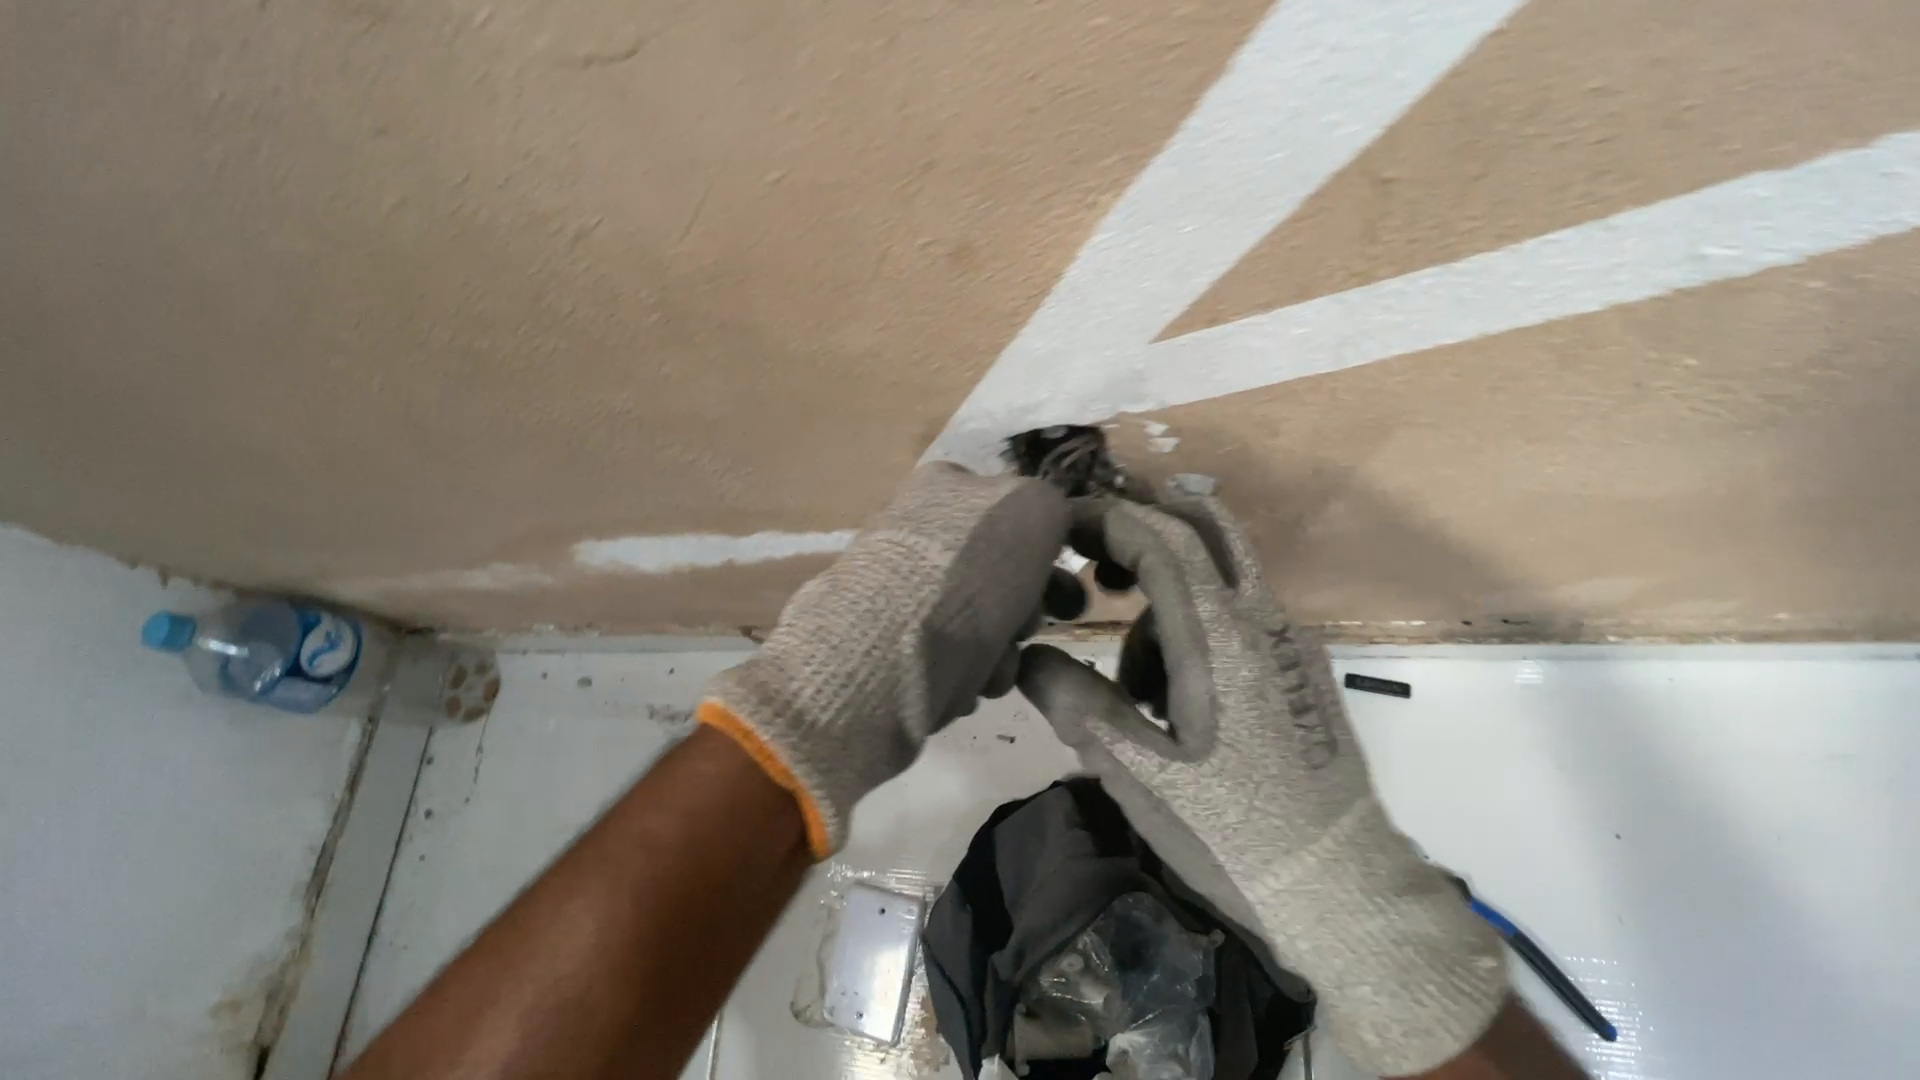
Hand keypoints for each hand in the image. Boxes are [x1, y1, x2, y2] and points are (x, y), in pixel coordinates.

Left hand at [702, 462, 1068, 857]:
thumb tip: (1041, 526)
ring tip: (991, 673)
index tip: (1057, 594)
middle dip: (1020, 613)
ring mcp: (892, 588)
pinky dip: (960, 676)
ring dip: (998, 652)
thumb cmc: (967, 573)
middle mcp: (912, 532)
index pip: (1009, 516)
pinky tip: (959, 688)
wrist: (883, 656)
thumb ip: (1047, 508)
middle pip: (995, 578)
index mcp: (938, 487)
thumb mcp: (1035, 509)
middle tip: (1024, 634)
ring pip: (975, 624)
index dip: (1040, 557)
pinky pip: (943, 658)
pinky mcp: (879, 642)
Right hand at [1017, 494, 1506, 1077]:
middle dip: (1143, 521)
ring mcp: (1286, 640)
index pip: (1160, 541)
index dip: (1105, 520)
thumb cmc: (1230, 831)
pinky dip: (1190, 628)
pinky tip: (1171, 701)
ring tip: (1130, 688)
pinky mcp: (1297, 666)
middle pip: (1206, 525)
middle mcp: (1261, 620)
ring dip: (1162, 599)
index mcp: (1219, 639)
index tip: (1059, 526)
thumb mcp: (1137, 772)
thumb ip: (1076, 703)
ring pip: (1216, 576)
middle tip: (1092, 553)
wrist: (1335, 886)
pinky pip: (1235, 615)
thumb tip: (1024, 654)